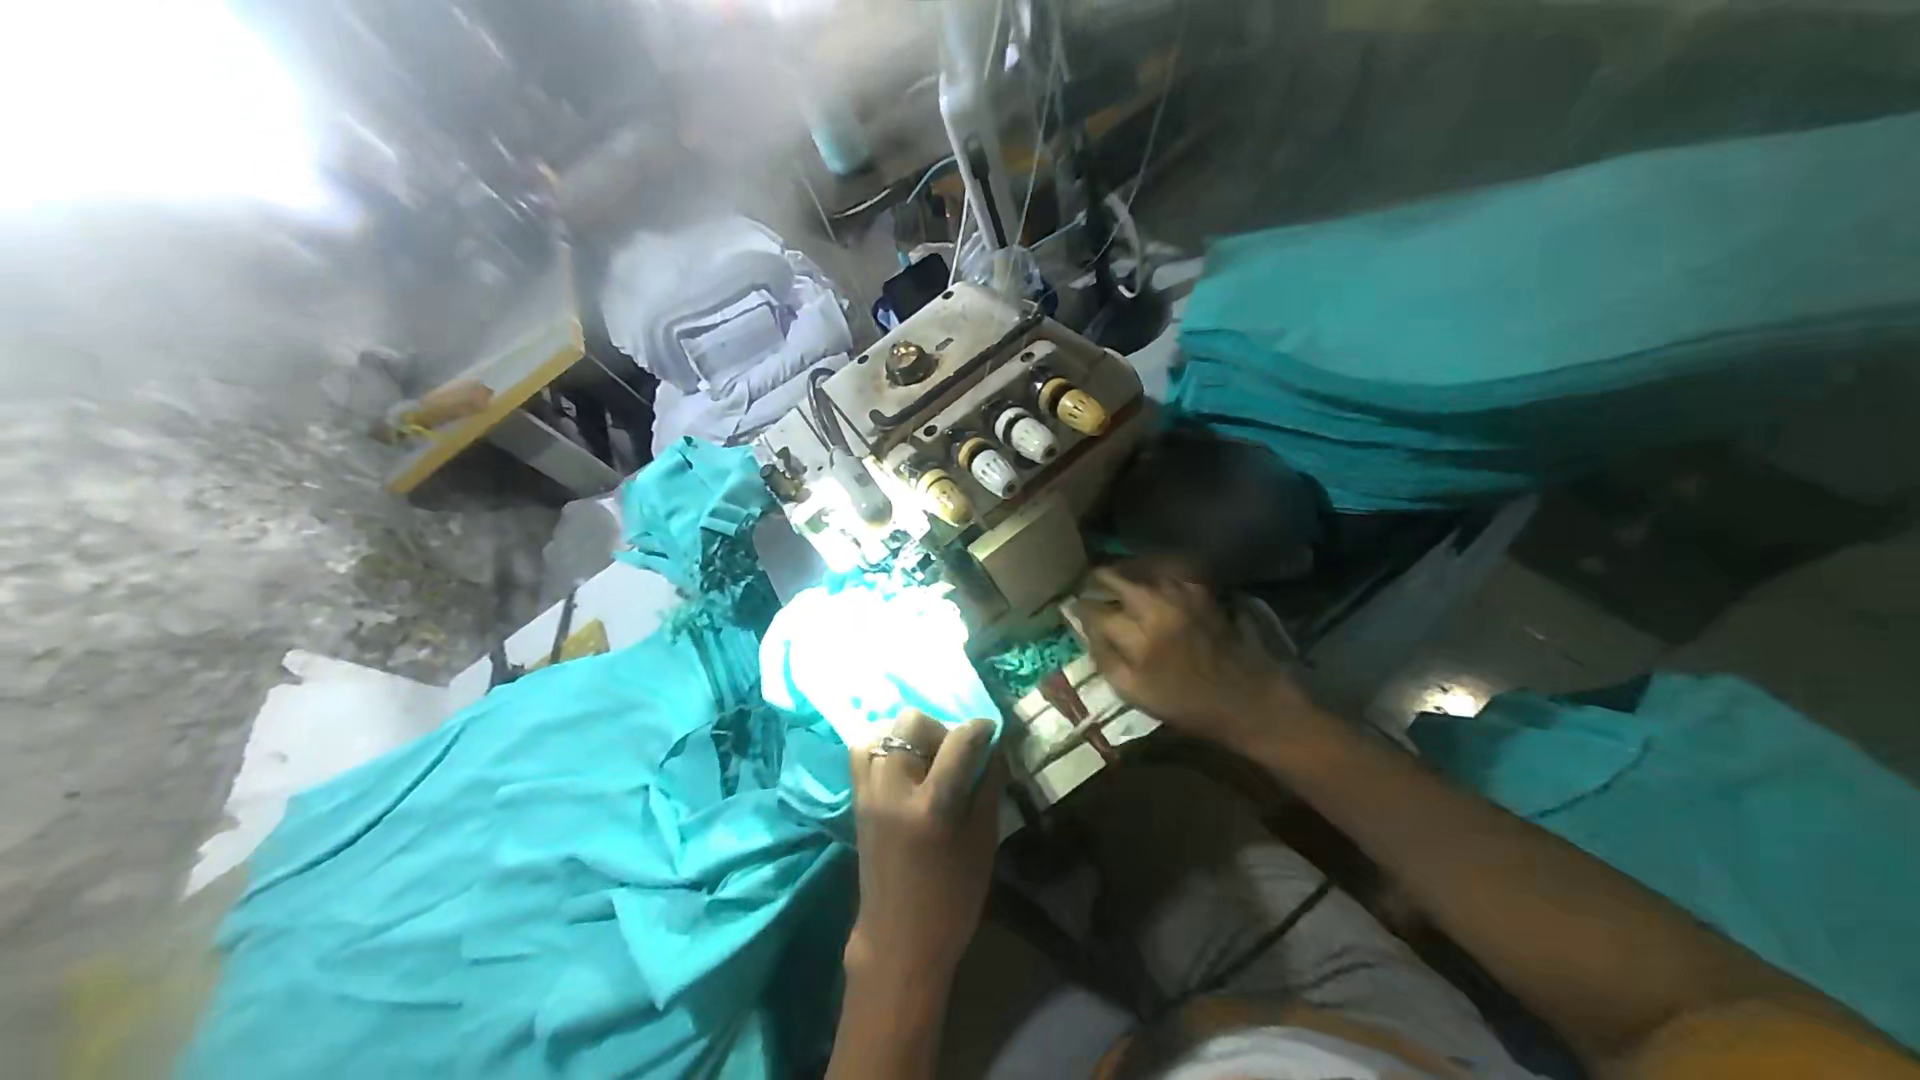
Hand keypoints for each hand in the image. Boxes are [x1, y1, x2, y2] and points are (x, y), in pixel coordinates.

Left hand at [846, 711, 1004, 980]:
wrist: (898, 939)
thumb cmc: (952, 899)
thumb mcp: (983, 843)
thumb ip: (988, 789)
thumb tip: (995, 749)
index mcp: (932, 806)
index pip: (958, 742)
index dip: (979, 729)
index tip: (990, 730)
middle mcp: (894, 790)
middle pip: (912, 722)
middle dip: (940, 729)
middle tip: (954, 754)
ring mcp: (869, 793)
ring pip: (884, 730)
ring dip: (910, 735)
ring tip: (927, 760)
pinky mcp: (856, 800)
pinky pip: (864, 752)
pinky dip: (884, 746)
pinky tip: (904, 765)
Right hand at [1075, 565, 1312, 753]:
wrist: (1248, 700)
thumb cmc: (1187, 704)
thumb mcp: (1135, 694)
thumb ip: (1106, 660)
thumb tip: (1087, 632)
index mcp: (1137, 636)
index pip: (1095, 610)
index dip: (1080, 607)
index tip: (1072, 606)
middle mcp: (1156, 606)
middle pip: (1117, 579)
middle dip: (1099, 579)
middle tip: (1090, 582)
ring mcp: (1182, 596)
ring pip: (1144, 571)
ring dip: (1126, 572)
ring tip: (1116, 578)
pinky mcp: (1203, 593)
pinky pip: (1172, 573)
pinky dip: (1156, 573)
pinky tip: (1151, 580)